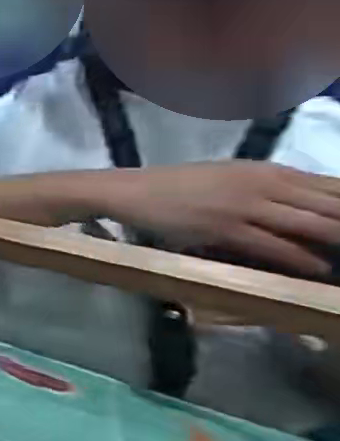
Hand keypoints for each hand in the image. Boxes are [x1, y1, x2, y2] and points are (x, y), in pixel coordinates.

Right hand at [93, 161, 339, 275]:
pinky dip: (304, 261)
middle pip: (337, 208)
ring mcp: (243, 206)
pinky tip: (316, 270)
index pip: (339, 187)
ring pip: (318, 228)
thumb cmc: (175, 185)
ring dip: (338, 245)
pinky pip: (278, 247)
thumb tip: (320, 207)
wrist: (123, 190)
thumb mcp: (228, 176)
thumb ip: (273, 187)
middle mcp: (264, 184)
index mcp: (269, 171)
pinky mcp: (224, 227)